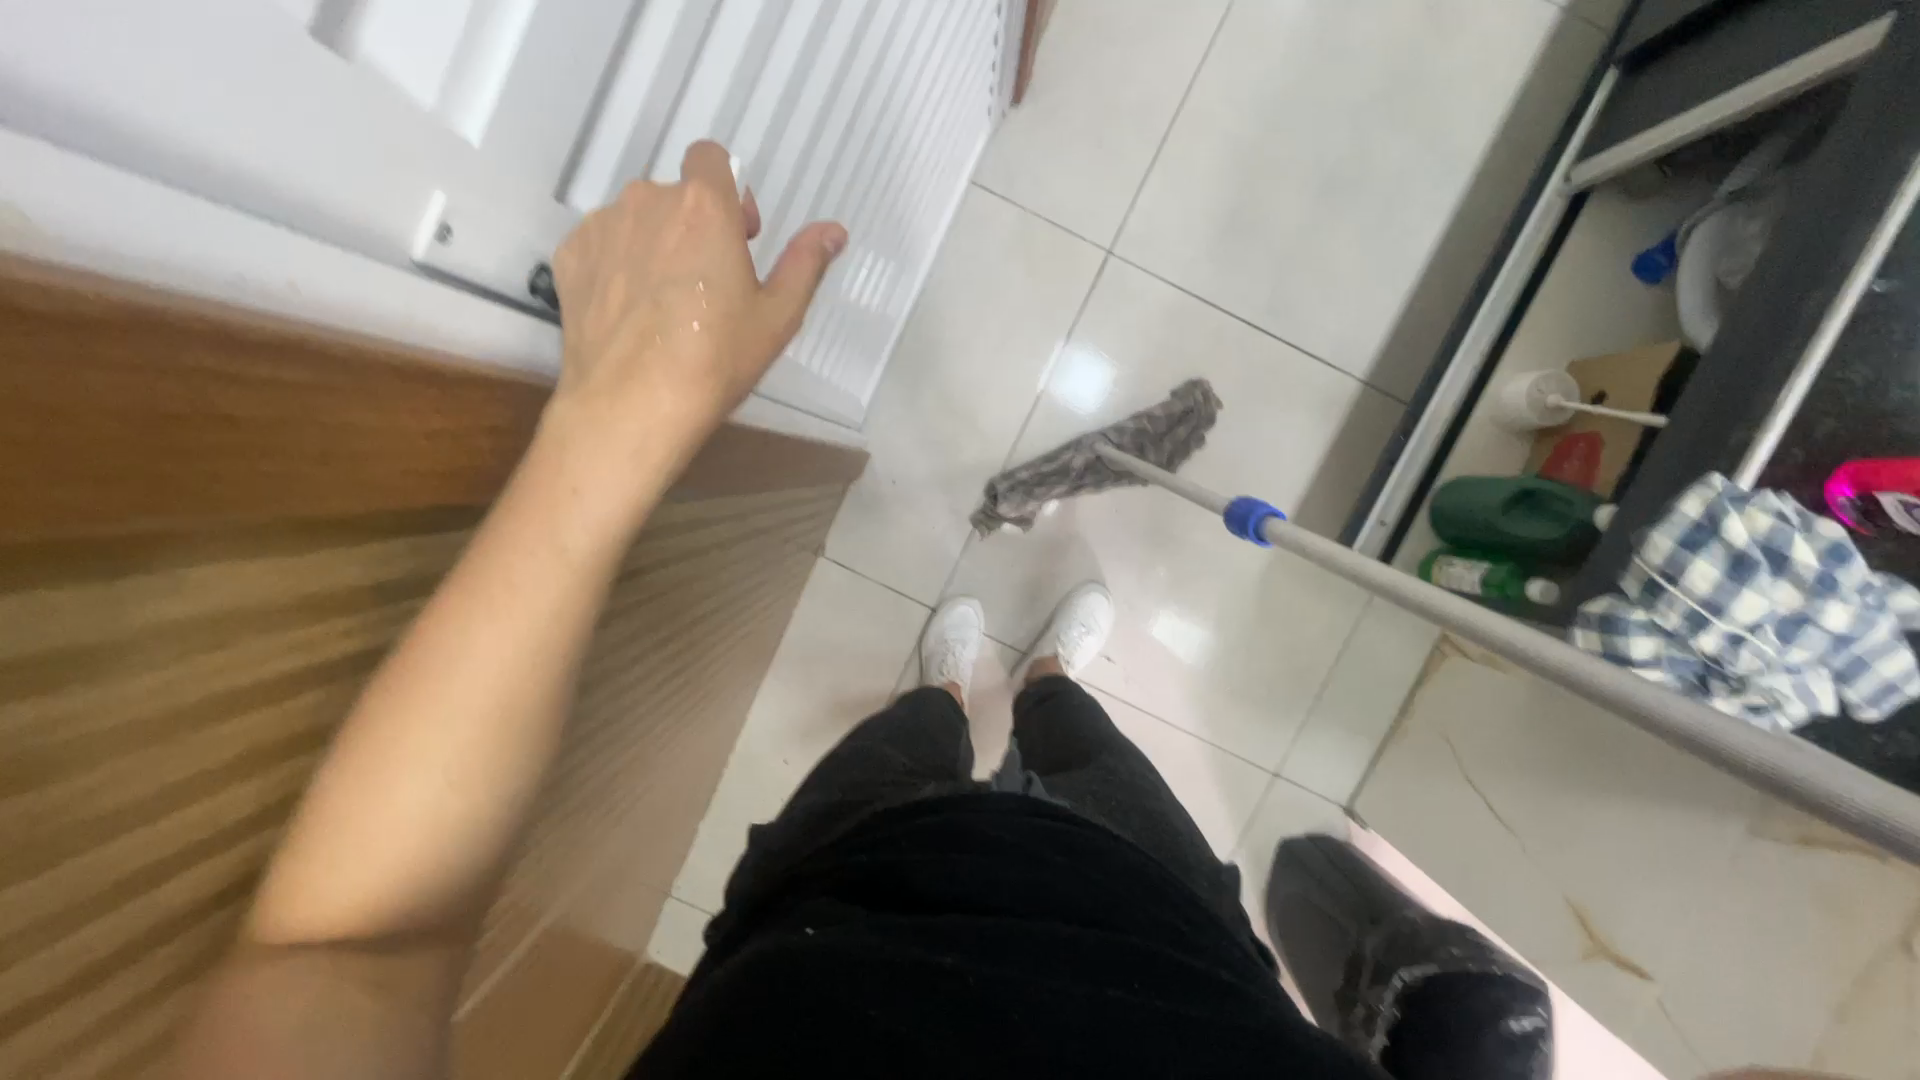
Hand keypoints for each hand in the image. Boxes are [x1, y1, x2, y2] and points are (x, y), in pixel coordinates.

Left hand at [542, 139, 846, 474]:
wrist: (633, 403)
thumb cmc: (716, 358)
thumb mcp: (777, 317)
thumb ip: (805, 263)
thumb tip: (834, 230)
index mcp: (704, 207)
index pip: (711, 157)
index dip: (728, 191)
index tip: (738, 237)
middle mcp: (647, 201)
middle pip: (676, 196)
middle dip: (695, 226)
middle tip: (709, 284)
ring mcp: (602, 227)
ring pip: (637, 221)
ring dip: (657, 245)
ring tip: (667, 304)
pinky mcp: (571, 257)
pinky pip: (604, 246)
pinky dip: (621, 267)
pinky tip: (634, 314)